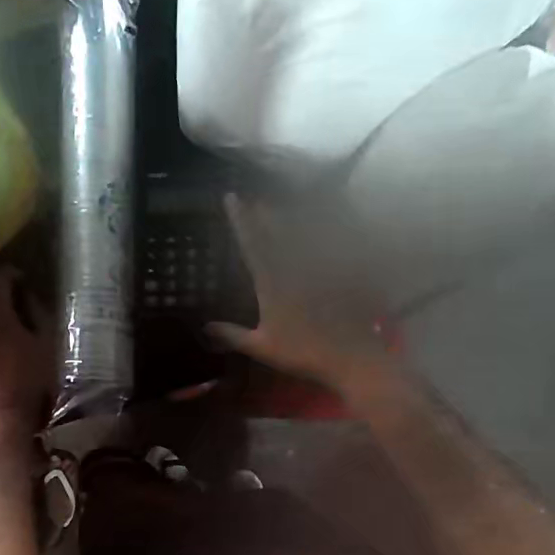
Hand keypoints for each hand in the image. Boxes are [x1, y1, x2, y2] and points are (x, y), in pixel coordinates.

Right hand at [207, 194, 391, 392]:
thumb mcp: (262, 347)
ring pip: (301, 237)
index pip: (252, 245)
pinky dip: (318, 237)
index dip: (241, 220)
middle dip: (264, 214)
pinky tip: (315, 233)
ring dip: (288, 220)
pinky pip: (326, 250)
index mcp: (272, 284)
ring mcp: (318, 270)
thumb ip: (233, 335)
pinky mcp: (338, 276)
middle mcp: (294, 270)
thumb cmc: (302, 353)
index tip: (232, 198)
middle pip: (277, 233)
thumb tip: (205, 327)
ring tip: (279, 208)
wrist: (349, 356)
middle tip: (255, 200)